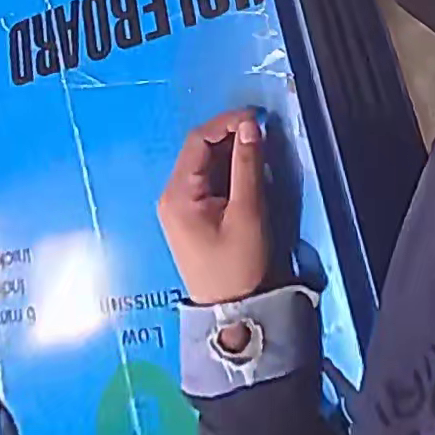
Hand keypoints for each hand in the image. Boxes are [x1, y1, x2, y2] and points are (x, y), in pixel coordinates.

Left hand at [157, 109, 267, 304]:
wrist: (234, 316)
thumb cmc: (239, 266)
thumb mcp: (247, 213)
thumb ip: (247, 165)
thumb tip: (250, 125)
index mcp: (177, 194)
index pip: (197, 141)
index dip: (226, 123)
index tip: (255, 117)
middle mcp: (173, 194)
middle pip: (200, 150)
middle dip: (229, 135)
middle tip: (261, 130)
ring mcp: (181, 205)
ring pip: (206, 162)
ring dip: (231, 151)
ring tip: (259, 146)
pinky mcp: (194, 213)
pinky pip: (210, 178)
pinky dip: (229, 168)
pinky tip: (249, 166)